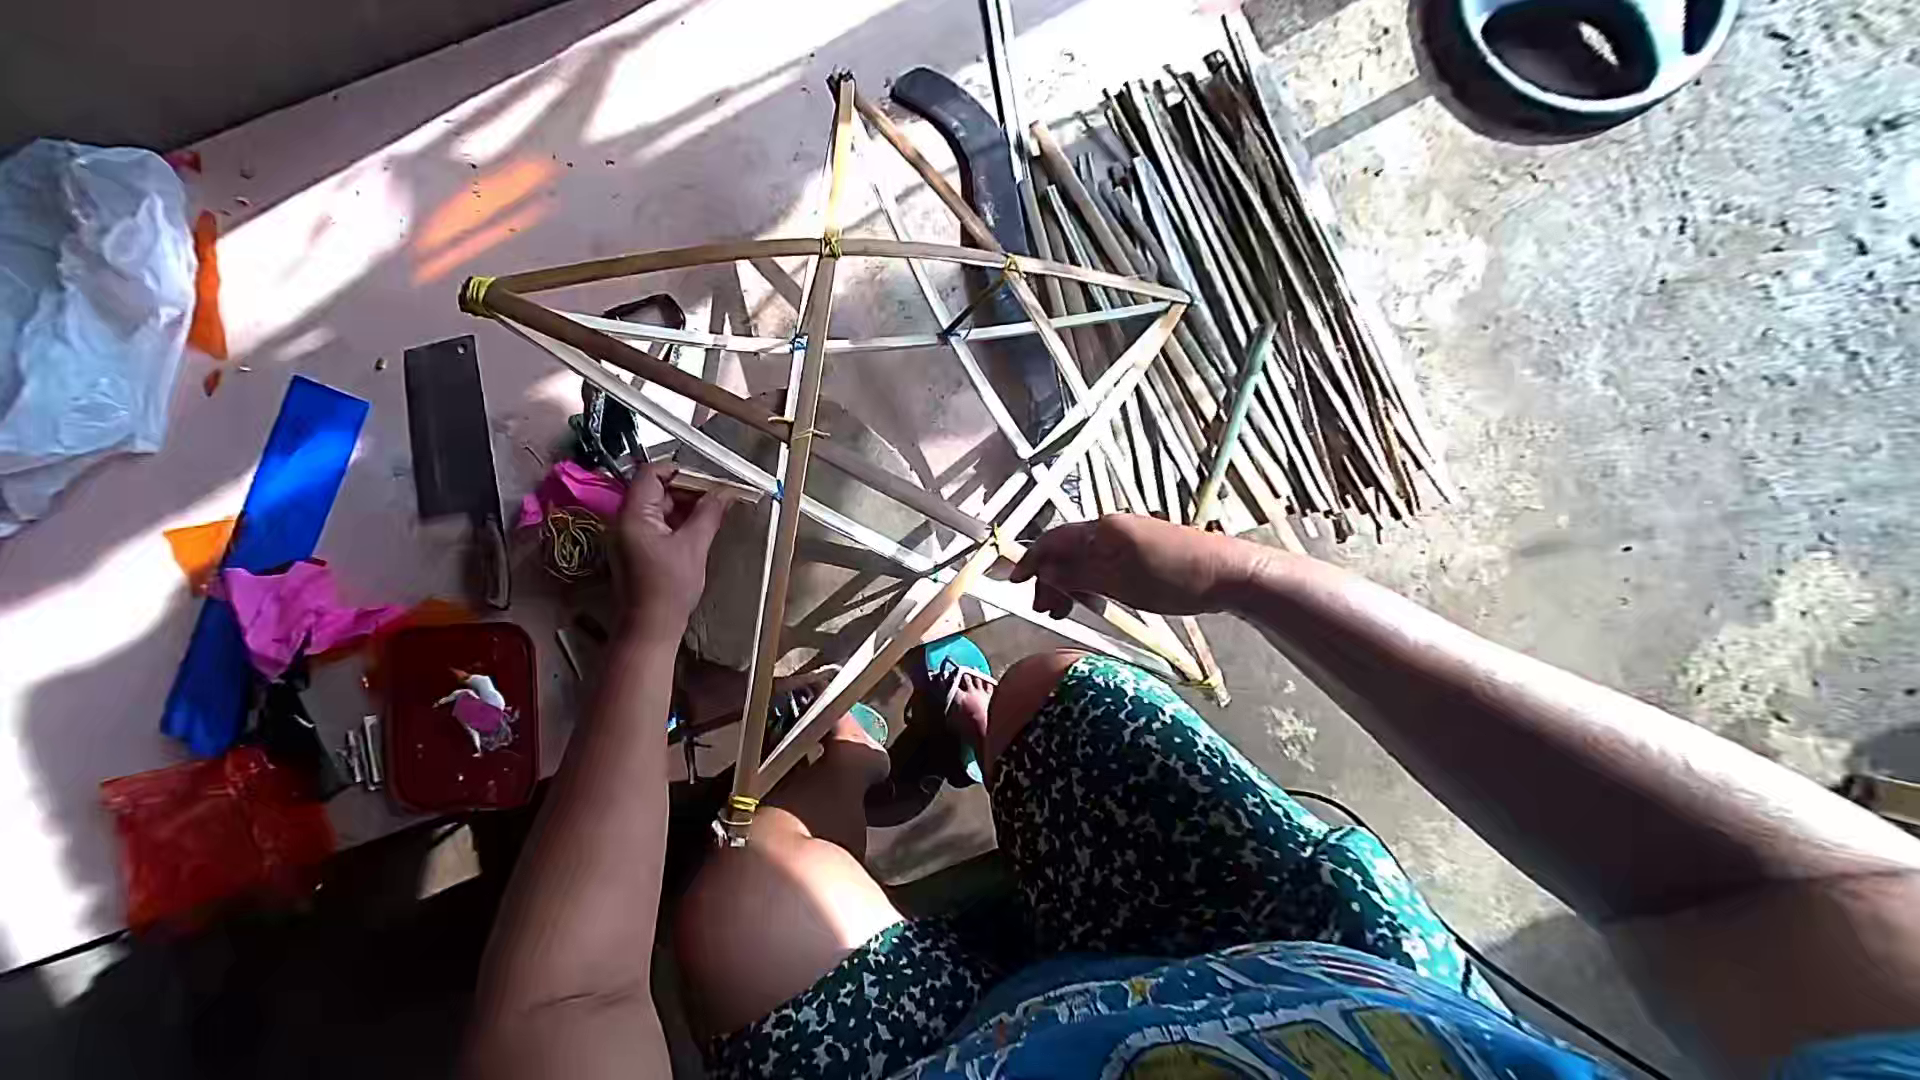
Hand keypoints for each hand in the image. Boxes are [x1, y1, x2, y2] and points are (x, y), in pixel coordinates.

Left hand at [616, 462, 730, 636]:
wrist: (650, 627)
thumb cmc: (668, 588)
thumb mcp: (694, 546)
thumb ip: (708, 514)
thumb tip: (724, 492)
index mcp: (634, 515)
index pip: (650, 474)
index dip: (679, 470)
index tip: (708, 480)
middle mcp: (626, 520)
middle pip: (655, 489)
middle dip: (688, 489)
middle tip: (718, 497)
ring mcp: (630, 535)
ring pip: (659, 507)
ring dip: (686, 506)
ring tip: (714, 512)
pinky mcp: (638, 548)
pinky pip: (659, 524)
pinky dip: (679, 522)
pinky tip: (701, 529)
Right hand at [1009, 514, 1275, 617]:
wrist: (1230, 574)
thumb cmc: (1176, 577)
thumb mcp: (1121, 582)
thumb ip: (1079, 575)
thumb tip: (1045, 571)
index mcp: (1103, 529)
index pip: (1054, 540)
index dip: (1031, 561)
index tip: (1015, 583)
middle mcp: (1111, 528)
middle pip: (1067, 550)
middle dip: (1050, 578)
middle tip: (1045, 609)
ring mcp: (1127, 538)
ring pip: (1084, 559)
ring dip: (1069, 583)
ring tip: (1065, 611)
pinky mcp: (1141, 551)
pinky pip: (1103, 564)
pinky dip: (1090, 582)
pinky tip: (1093, 601)